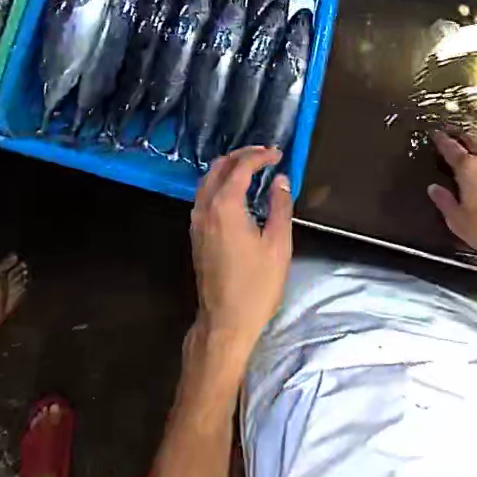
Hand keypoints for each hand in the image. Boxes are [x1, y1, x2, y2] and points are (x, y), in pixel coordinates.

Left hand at [188, 146, 293, 356]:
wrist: (225, 322)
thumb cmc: (256, 286)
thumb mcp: (278, 246)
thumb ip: (280, 207)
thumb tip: (281, 180)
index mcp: (224, 206)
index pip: (240, 167)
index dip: (259, 156)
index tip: (278, 153)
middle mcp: (205, 206)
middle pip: (220, 167)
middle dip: (242, 156)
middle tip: (266, 154)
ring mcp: (196, 219)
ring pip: (208, 179)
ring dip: (229, 167)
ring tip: (253, 167)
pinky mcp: (195, 232)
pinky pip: (205, 194)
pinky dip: (220, 182)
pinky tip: (237, 190)